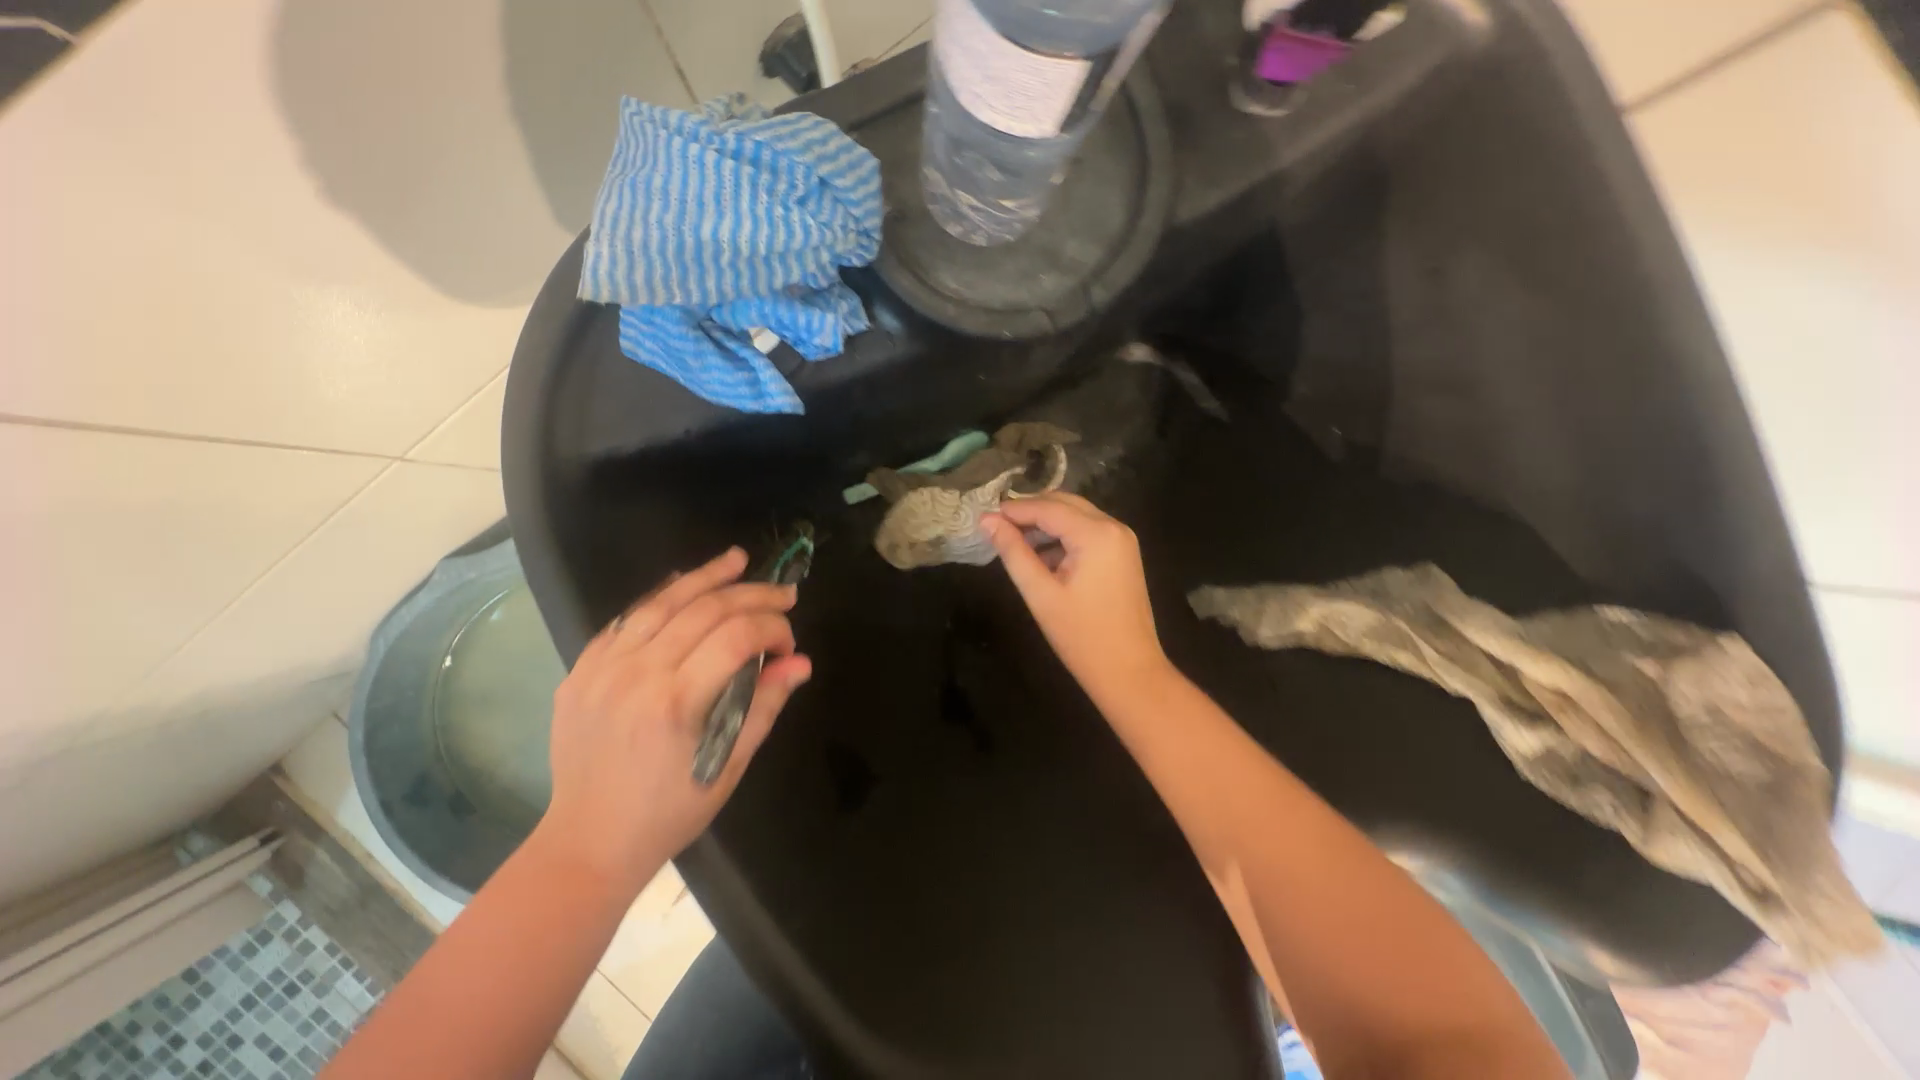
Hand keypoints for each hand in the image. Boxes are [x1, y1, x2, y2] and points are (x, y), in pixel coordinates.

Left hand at [537, 548, 810, 894]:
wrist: (588, 839)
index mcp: (676, 703)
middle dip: (750, 595)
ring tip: (736, 560)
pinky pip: (625, 621)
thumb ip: (764, 707)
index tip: (789, 643)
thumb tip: (800, 662)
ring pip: (660, 603)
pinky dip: (658, 599)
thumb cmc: (670, 812)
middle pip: (702, 610)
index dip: (772, 628)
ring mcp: (602, 669)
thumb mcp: (728, 767)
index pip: (736, 637)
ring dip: (703, 578)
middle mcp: (636, 674)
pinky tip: (681, 586)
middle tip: (784, 592)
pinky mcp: (581, 671)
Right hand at [982, 493, 1174, 705]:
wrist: (1129, 671)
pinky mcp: (1124, 555)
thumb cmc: (1082, 636)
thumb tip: (987, 521)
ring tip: (1014, 543)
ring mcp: (1123, 540)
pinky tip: (1042, 557)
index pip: (1047, 507)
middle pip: (1064, 503)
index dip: (1014, 510)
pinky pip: (1088, 532)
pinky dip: (1063, 537)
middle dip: (1030, 511)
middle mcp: (1114, 527)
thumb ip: (1013, 552)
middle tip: (996, 527)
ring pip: (1077, 516)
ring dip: (1046, 523)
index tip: (983, 517)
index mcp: (1096, 534)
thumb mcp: (1041, 593)